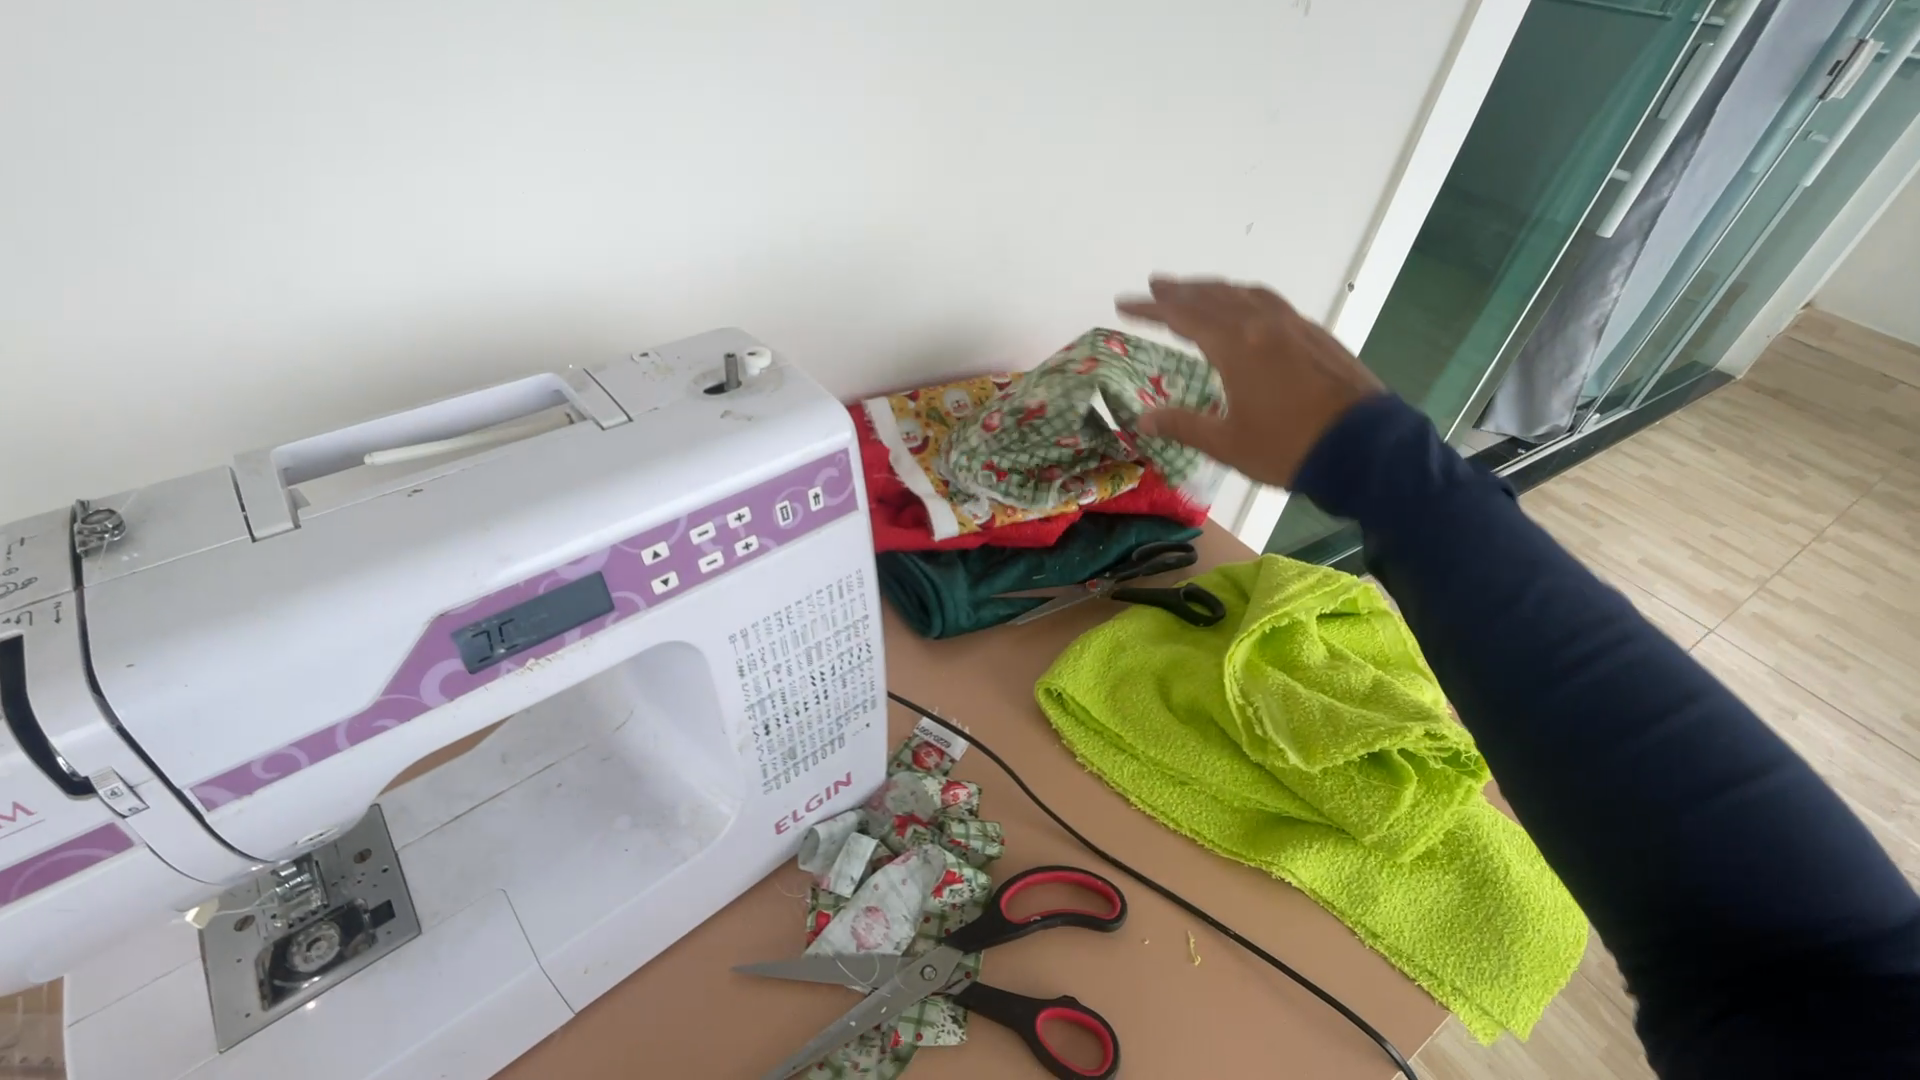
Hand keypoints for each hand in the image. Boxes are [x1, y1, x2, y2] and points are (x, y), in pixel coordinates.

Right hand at [1117, 276, 1383, 487]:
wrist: (1364, 448)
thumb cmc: (1287, 447)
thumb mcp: (1226, 444)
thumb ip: (1183, 426)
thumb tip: (1143, 420)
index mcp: (1236, 346)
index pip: (1182, 316)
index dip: (1150, 309)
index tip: (1124, 303)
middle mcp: (1263, 325)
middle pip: (1213, 296)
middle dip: (1180, 290)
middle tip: (1154, 285)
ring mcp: (1294, 327)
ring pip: (1246, 294)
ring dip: (1215, 289)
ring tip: (1196, 290)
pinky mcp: (1315, 337)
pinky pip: (1271, 304)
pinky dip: (1245, 298)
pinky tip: (1247, 310)